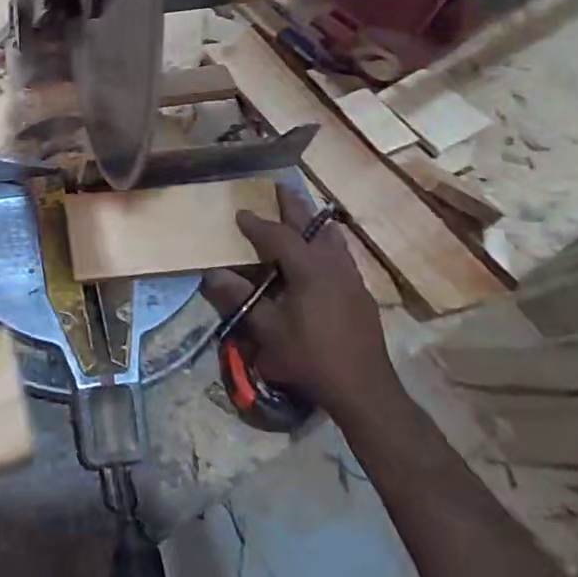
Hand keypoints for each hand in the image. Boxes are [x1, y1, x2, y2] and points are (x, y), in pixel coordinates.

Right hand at [200, 185, 399, 423]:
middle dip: (293, 206)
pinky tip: (326, 253)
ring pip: (332, 237)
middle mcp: (332, 263)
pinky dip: (328, 242)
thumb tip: (212, 275)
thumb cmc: (312, 359)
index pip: (279, 236)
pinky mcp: (361, 292)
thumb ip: (242, 301)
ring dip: (314, 223)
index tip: (241, 214)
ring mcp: (352, 276)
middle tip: (280, 187)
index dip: (258, 224)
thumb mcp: (269, 333)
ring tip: (305, 214)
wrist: (364, 389)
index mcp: (309, 268)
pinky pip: (342, 253)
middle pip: (311, 225)